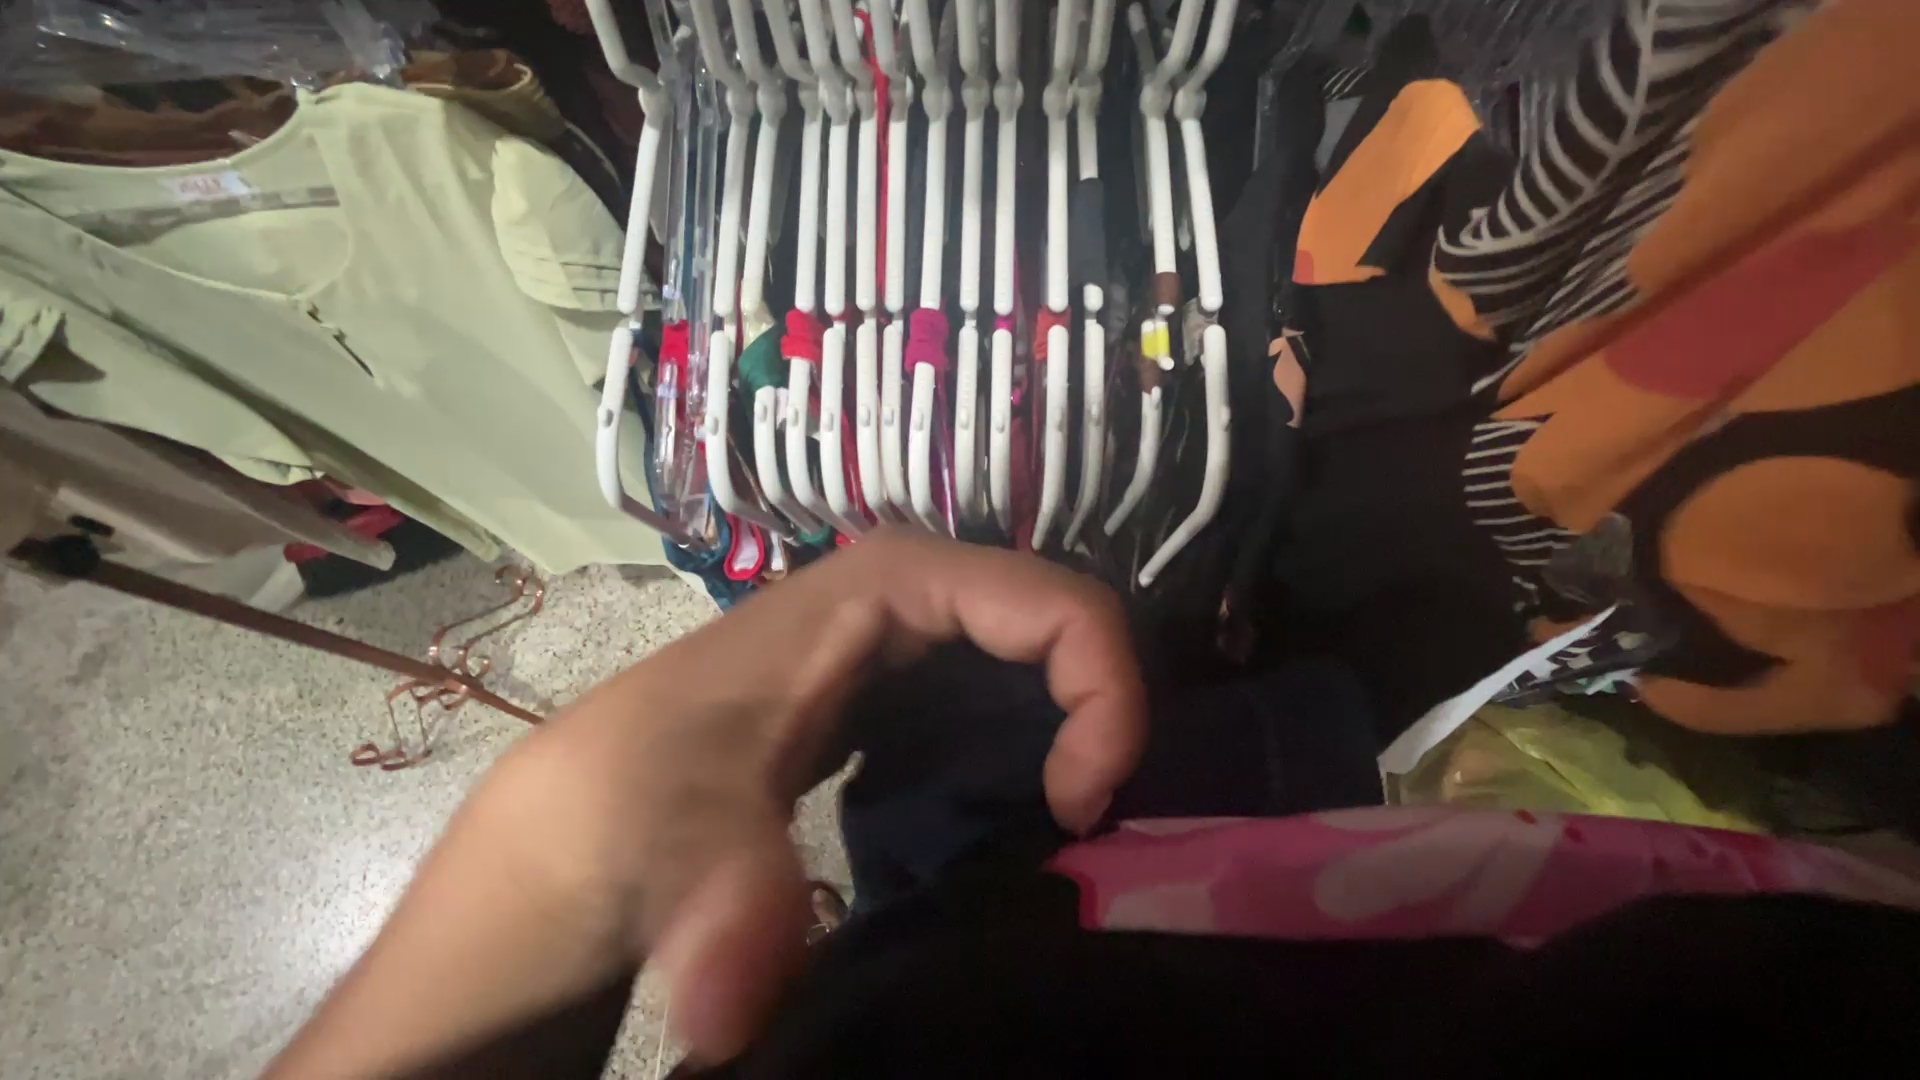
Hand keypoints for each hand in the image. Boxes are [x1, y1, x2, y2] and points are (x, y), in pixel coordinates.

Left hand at [488, 529, 1146, 1060]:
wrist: (590, 812)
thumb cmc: (634, 791)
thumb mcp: (674, 838)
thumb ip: (719, 906)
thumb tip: (736, 1006)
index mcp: (889, 586)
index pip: (1058, 603)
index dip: (1103, 691)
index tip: (1081, 804)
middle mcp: (910, 593)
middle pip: (1061, 625)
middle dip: (1097, 713)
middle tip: (1079, 819)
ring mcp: (906, 637)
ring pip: (1037, 659)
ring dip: (1070, 731)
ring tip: (1056, 821)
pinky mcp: (900, 686)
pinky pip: (1002, 693)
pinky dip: (1033, 743)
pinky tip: (1012, 810)